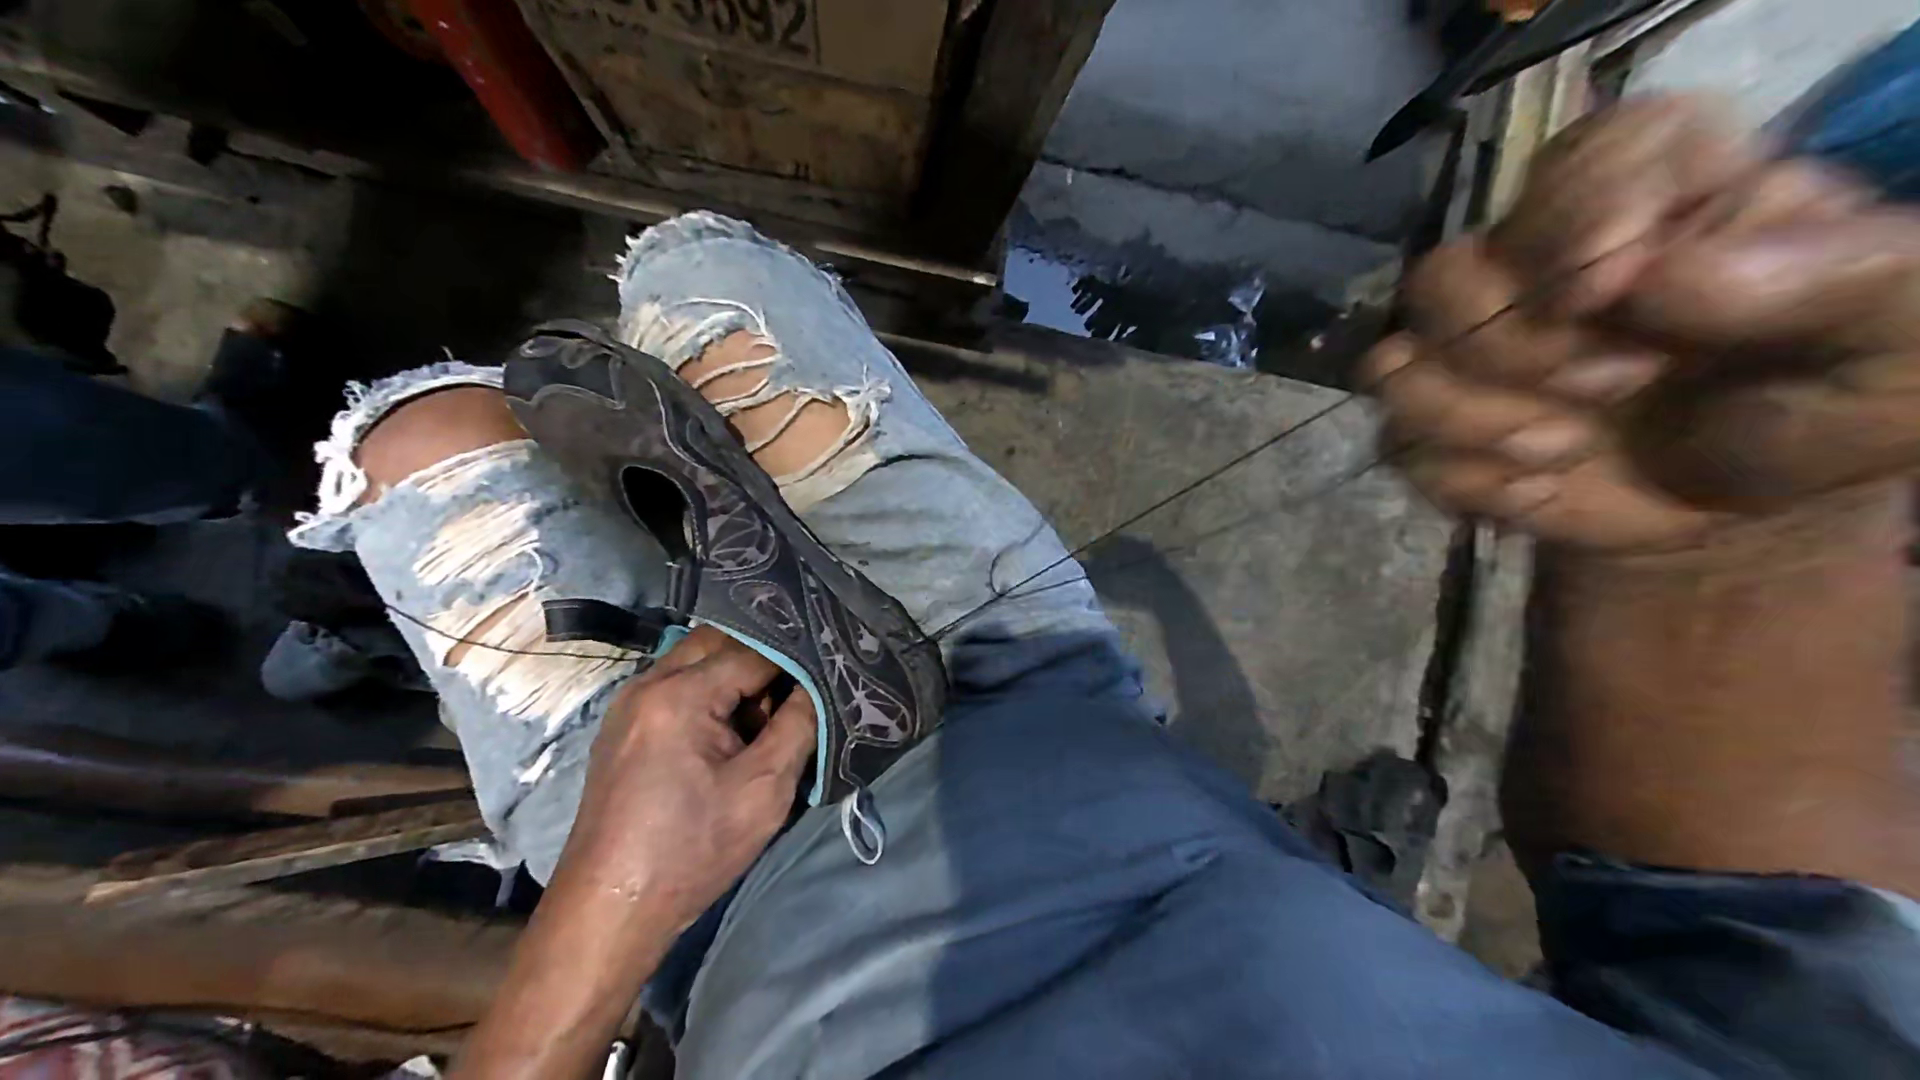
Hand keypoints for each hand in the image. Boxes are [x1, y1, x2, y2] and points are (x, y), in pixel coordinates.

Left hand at [553, 625, 816, 931]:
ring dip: (735, 676)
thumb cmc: (692, 849)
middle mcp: (648, 682)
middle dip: (763, 659)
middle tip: (793, 696)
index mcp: (680, 693)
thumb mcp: (765, 788)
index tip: (827, 674)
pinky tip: (729, 733)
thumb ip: (799, 724)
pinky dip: (710, 693)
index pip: (755, 650)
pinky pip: (677, 685)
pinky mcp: (625, 726)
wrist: (611, 909)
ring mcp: (630, 703)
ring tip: (763, 719)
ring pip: (697, 660)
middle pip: (721, 641)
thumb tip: (820, 682)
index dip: (796, 661)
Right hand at [1363, 96, 1919, 553]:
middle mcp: (1535, 272)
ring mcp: (1465, 357)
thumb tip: (1659, 277)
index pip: (1584, 156)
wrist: (1736, 515)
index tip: (1611, 285)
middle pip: (1443, 272)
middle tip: (1615, 384)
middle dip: (1511, 343)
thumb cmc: (1824, 409)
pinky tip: (1532, 485)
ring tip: (1567, 447)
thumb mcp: (1905, 335)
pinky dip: (1464, 477)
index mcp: (1660, 205)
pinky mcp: (1428, 429)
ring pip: (1390, 365)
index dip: (1575, 210)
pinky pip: (1396, 444)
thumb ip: (1836, 275)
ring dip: (1472, 417)